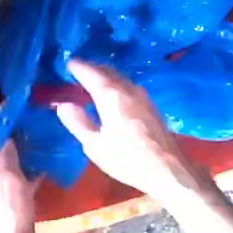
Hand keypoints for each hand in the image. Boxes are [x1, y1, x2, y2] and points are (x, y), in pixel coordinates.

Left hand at [0, 112, 39, 232]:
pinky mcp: (5, 200)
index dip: (0, 117)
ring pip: (7, 161)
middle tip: (28, 112)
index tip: (14, 101)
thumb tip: (9, 135)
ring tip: (37, 130)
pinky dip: (27, 166)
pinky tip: (43, 159)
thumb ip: (9, 156)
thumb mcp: (11, 182)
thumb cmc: (9, 217)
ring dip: (21, 147)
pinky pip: (16, 176)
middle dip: (11, 130)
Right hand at [54, 60, 207, 203]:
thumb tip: (63, 104)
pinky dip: (116, 83)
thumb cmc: (128, 159)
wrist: (169, 170)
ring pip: (120, 77)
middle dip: (92, 68)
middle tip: (78, 69)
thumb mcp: (95, 146)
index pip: (91, 74)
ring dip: (105, 75)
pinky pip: (128, 85)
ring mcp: (143, 96)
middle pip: (107, 71)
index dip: (78, 67)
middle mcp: (128, 90)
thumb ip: (78, 123)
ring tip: (93, 79)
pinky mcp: (151, 105)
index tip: (68, 63)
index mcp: (111, 96)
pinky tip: (113, 93)